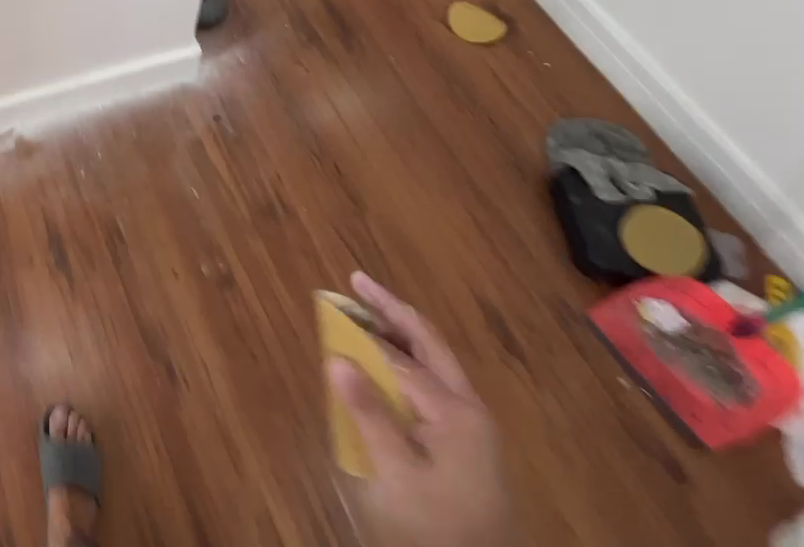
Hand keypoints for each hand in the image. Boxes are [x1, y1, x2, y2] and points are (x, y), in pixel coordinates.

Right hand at [327, 272, 508, 546]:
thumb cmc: (436, 524)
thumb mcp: (397, 474)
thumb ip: (369, 414)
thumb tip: (336, 359)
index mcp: (454, 411)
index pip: (399, 358)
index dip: (362, 330)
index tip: (331, 303)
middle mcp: (468, 407)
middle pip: (428, 343)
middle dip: (391, 310)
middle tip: (357, 281)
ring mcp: (473, 424)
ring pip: (435, 361)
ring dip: (401, 331)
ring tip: (368, 308)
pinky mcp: (468, 441)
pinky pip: (435, 382)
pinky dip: (409, 358)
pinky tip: (391, 359)